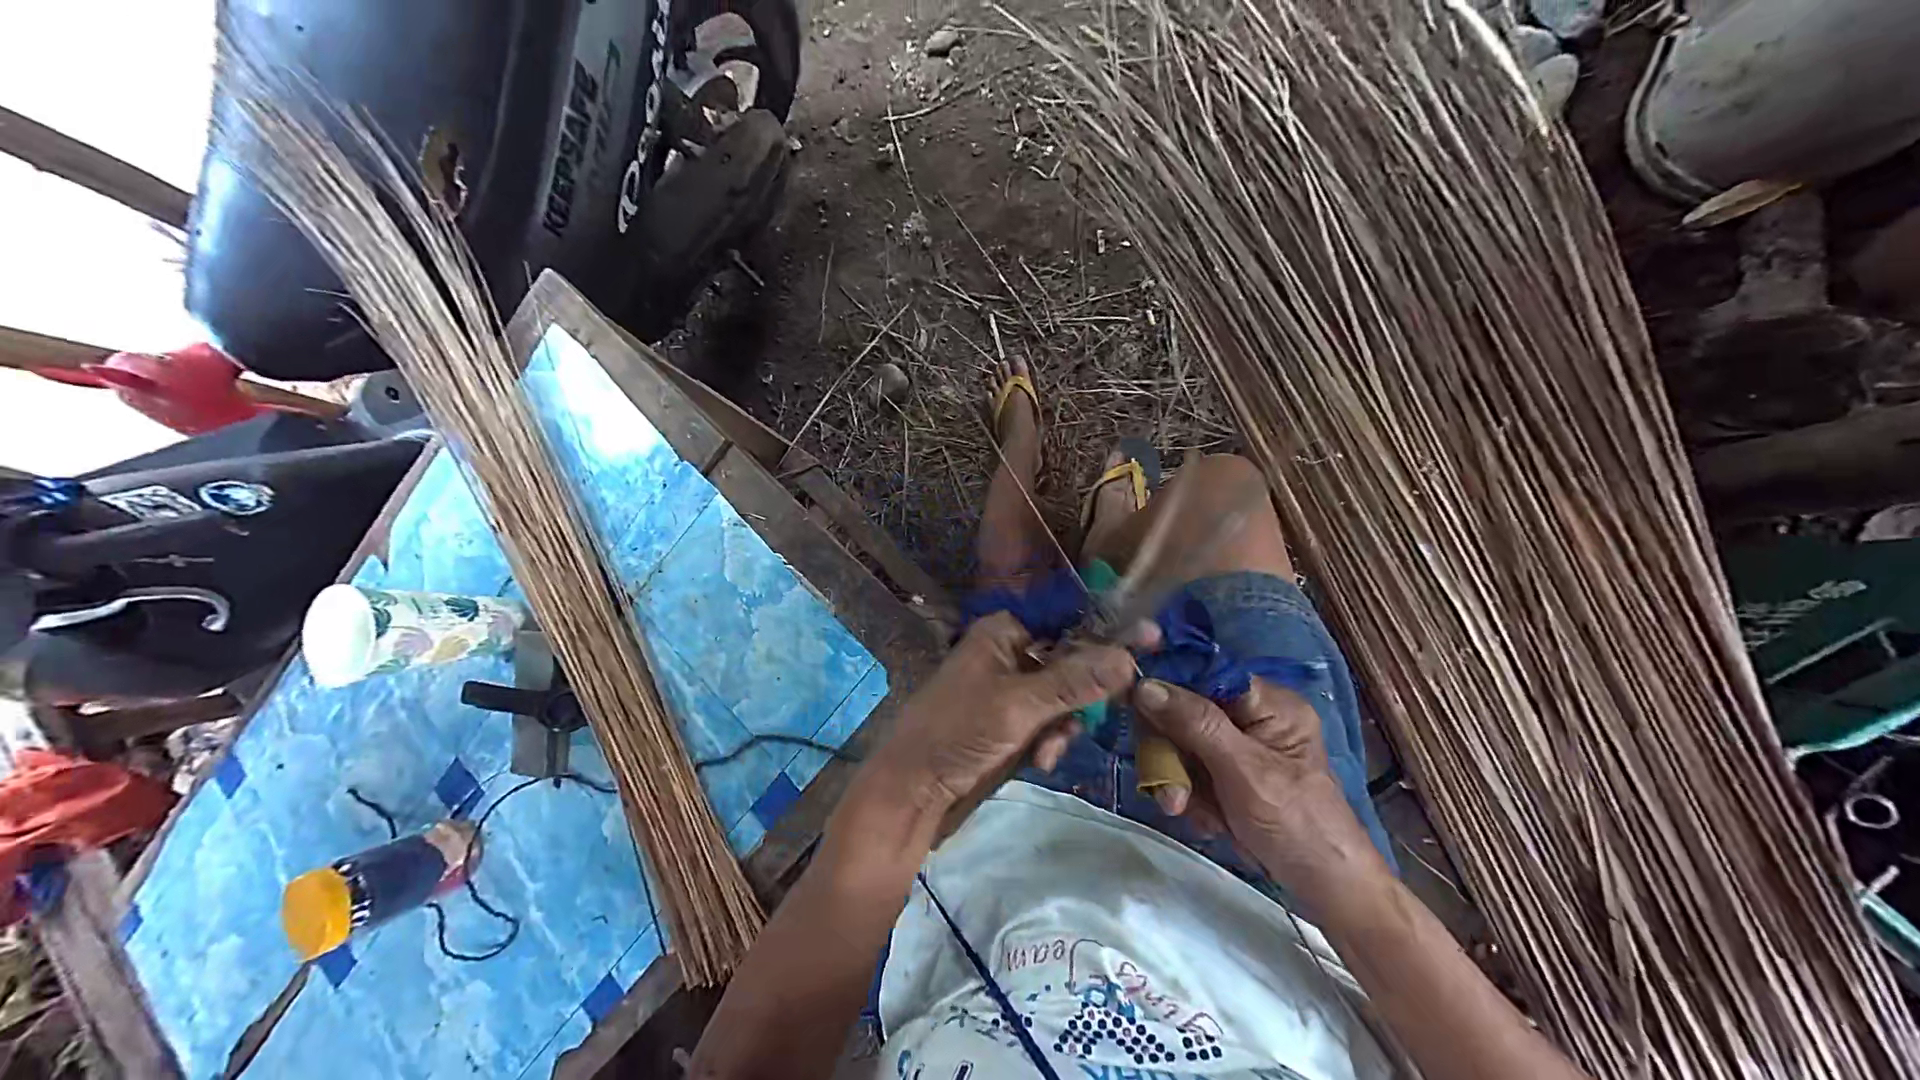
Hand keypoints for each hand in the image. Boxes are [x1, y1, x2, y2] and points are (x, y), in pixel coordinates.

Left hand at [868, 612, 1136, 817]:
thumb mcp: (1019, 705)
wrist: (913, 792)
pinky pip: (1050, 724)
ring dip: (1065, 725)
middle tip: (1106, 711)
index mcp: (1002, 633)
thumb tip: (1129, 657)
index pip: (1067, 622)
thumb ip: (1075, 681)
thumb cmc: (958, 733)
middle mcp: (1008, 655)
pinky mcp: (1012, 726)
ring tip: (1049, 749)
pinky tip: (1042, 761)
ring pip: (1065, 698)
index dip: (1106, 633)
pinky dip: (1052, 741)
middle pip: (1071, 662)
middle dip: (1083, 694)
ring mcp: (1011, 693)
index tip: (1150, 641)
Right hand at [1131, 676, 1385, 890]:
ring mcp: (1240, 749)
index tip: (1141, 716)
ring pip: (1183, 745)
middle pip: (1187, 712)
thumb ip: (1194, 723)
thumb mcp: (1243, 769)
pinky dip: (1192, 796)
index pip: (1205, 676)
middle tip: (1173, 794)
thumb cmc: (1295, 823)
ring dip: (1180, 781)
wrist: (1327, 890)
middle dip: (1173, 754)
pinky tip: (1208, 820)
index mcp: (1269, 702)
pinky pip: (1191, 771)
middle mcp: (1253, 718)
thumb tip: (1145, 685)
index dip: (1168, 692)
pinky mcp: (1231, 777)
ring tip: (1189, 812)